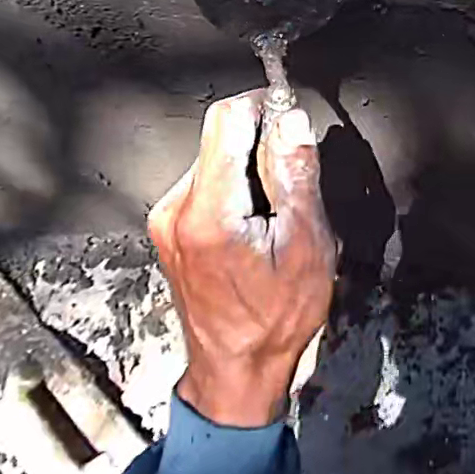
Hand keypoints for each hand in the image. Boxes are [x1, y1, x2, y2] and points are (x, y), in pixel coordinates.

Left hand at [147, 90, 336, 426]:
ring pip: (215, 155)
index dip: (265, 105)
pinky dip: (239, 182)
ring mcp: (167, 218)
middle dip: (264, 138)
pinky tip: (260, 217)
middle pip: (220, 135)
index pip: (227, 119)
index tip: (295, 116)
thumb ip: (296, 174)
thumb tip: (293, 118)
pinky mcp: (170, 227)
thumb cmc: (277, 315)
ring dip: (253, 162)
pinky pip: (208, 180)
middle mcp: (175, 208)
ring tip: (281, 205)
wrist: (237, 368)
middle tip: (298, 172)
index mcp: (208, 211)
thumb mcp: (306, 243)